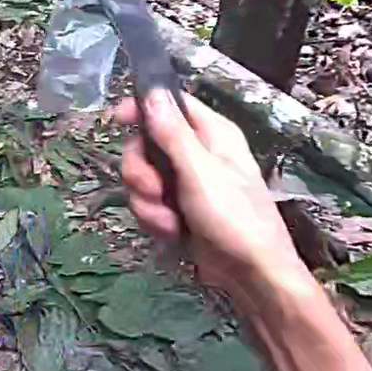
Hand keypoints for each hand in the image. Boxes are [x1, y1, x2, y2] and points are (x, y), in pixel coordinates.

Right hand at [114, 91, 307, 307]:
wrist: (252, 278)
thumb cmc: (236, 219)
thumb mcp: (201, 172)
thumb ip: (173, 133)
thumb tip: (153, 92)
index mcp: (211, 133)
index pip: (169, 104)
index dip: (142, 109)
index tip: (119, 120)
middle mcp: (196, 152)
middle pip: (146, 144)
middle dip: (142, 172)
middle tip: (154, 191)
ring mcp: (185, 182)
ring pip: (142, 177)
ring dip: (148, 202)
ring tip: (170, 221)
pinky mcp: (177, 208)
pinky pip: (148, 202)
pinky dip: (154, 218)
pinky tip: (171, 232)